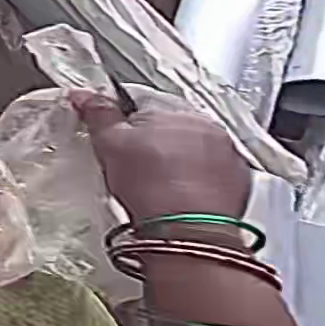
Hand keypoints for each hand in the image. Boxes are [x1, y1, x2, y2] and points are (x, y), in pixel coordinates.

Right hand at [69, 91, 250, 224]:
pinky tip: (175, 191)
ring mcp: (228, 153)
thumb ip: (97, 113)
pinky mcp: (239, 180)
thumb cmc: (150, 184)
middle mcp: (208, 126)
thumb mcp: (108, 143)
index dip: (121, 124)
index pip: (141, 104)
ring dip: (175, 157)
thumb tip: (85, 95)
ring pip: (191, 147)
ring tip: (153, 180)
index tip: (114, 140)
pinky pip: (211, 170)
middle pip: (168, 126)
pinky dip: (195, 177)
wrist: (185, 230)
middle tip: (131, 163)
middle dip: (150, 140)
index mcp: (175, 110)